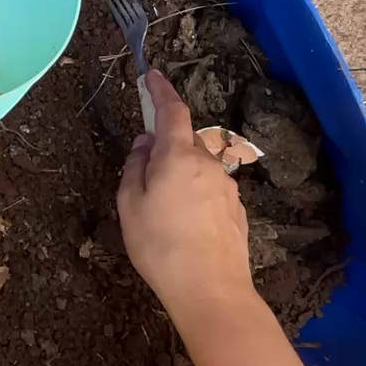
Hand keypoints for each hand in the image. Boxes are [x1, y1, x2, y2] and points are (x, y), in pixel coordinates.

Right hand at [116, 70, 254, 325]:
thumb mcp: (130, 204)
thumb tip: (144, 144)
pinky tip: (180, 220)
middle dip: (164, 143)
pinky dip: (192, 190)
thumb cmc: (160, 245)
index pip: (172, 111)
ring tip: (158, 204)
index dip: (161, 90)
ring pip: (197, 165)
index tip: (151, 75)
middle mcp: (208, 164)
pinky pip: (208, 187)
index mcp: (178, 157)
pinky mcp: (235, 209)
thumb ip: (134, 167)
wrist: (211, 290)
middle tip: (141, 167)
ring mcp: (226, 187)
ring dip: (178, 171)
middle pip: (184, 140)